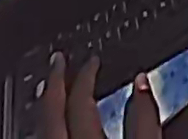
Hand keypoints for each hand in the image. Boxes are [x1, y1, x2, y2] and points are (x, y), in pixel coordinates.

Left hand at [37, 54, 161, 138]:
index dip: (87, 74)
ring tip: (47, 87)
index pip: (81, 101)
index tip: (93, 59)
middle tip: (58, 58)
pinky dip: (45, 126)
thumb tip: (142, 80)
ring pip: (42, 129)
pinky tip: (48, 124)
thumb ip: (145, 121)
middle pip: (52, 112)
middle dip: (55, 81)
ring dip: (45, 105)